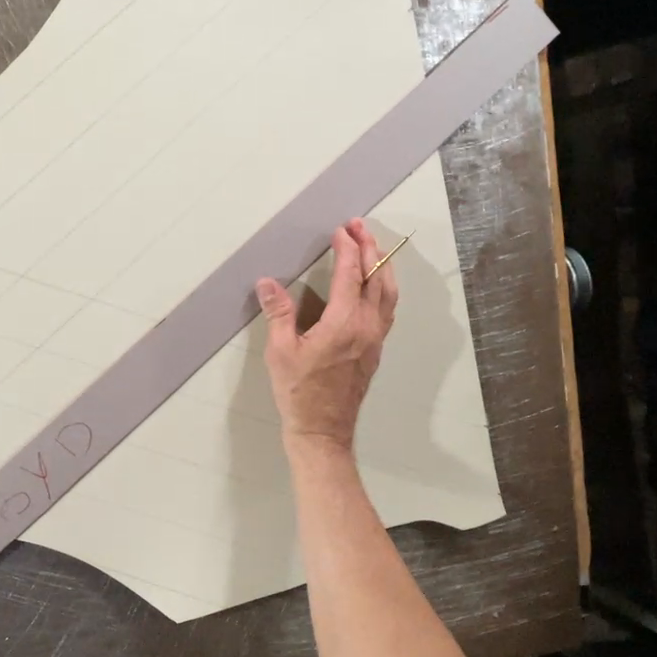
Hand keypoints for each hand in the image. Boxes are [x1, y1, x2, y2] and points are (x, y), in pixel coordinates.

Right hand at [254, 219, 398, 451]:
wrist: (322, 430)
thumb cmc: (298, 392)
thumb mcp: (280, 351)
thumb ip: (278, 313)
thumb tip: (268, 282)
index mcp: (343, 322)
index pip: (350, 274)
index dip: (347, 248)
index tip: (341, 230)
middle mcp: (366, 326)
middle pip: (376, 277)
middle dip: (370, 248)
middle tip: (359, 226)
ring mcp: (375, 338)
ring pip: (388, 293)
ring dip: (381, 266)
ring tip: (372, 247)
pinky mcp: (375, 350)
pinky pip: (387, 309)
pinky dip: (384, 288)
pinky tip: (375, 285)